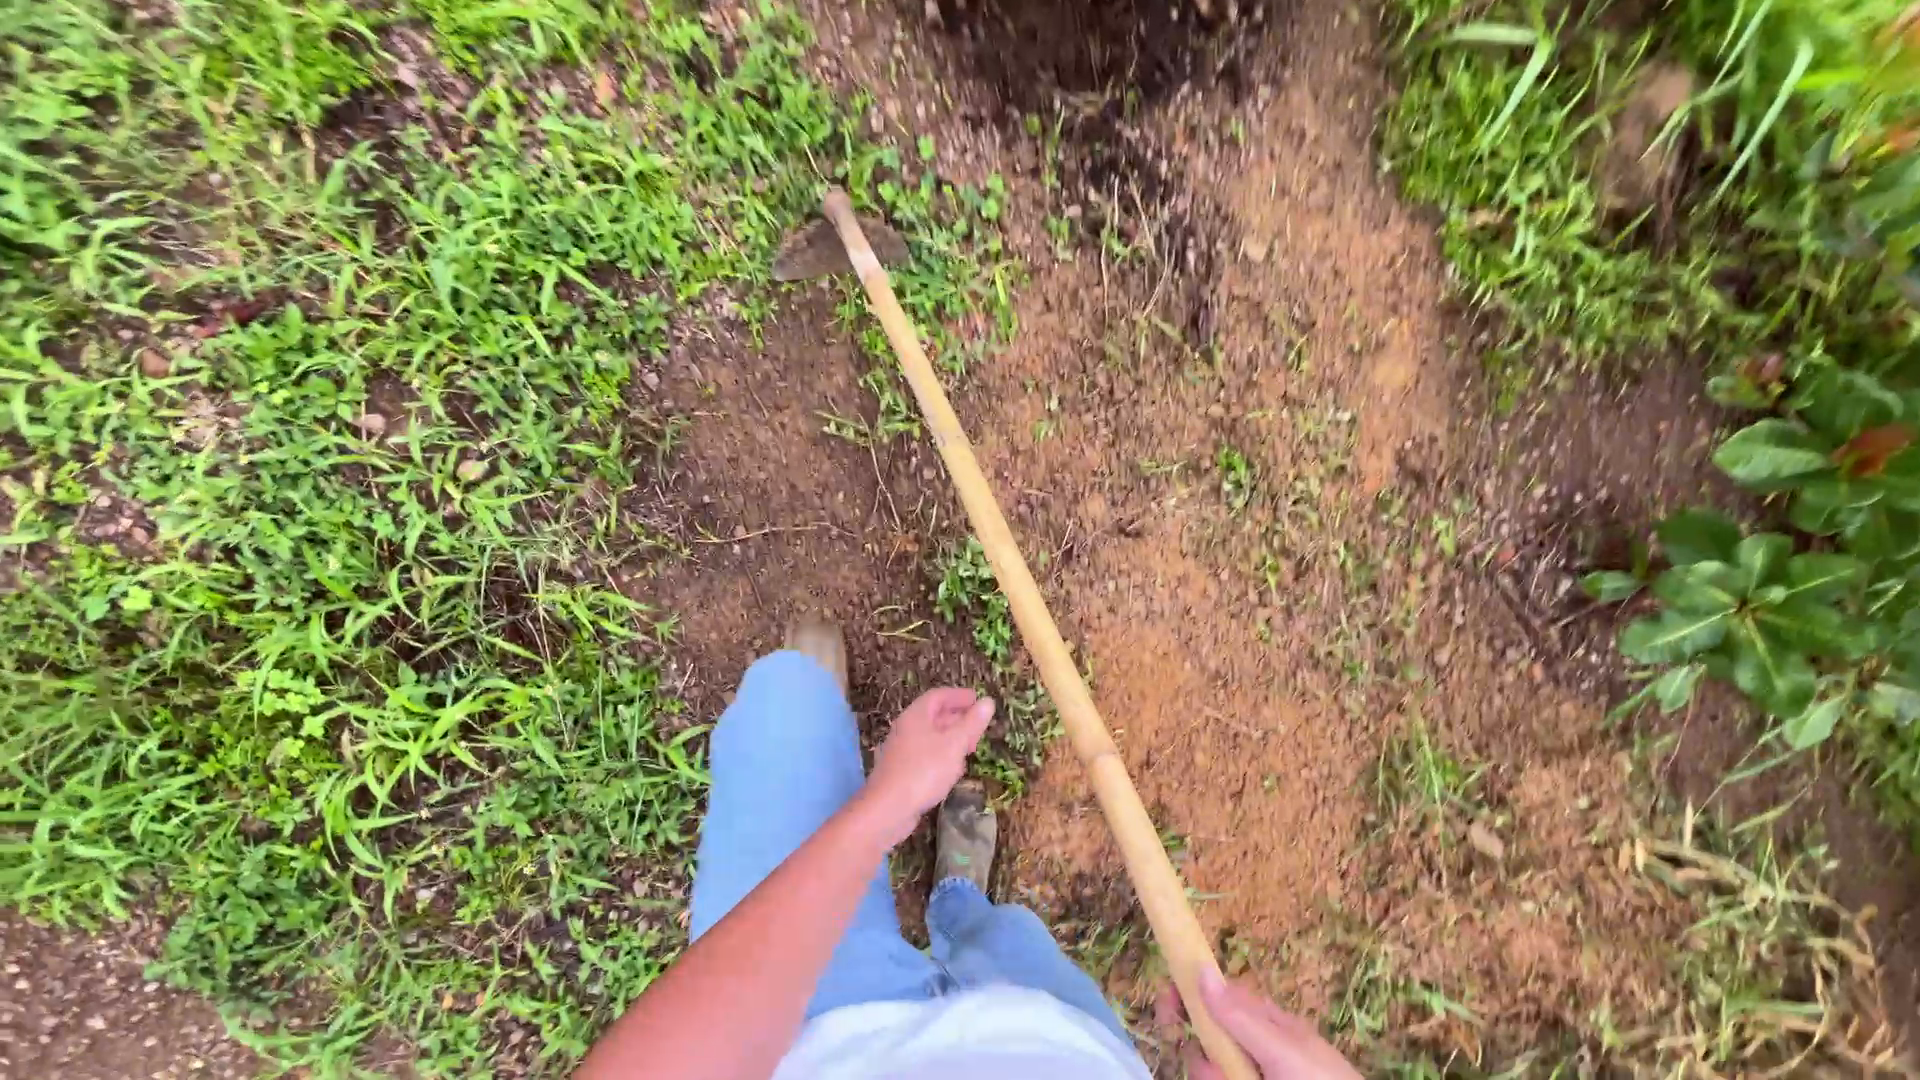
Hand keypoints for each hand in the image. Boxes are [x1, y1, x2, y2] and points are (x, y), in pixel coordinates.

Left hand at [858, 688, 994, 844]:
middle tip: (978, 725)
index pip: (938, 696)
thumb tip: (987, 702)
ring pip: (930, 737)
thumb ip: (972, 723)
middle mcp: (905, 728)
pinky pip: (925, 755)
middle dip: (958, 718)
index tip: (977, 700)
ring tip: (970, 747)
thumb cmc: (924, 771)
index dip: (959, 696)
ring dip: (951, 738)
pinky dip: (942, 755)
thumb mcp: (954, 744)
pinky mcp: (901, 770)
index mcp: (916, 716)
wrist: (888, 808)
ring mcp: (901, 750)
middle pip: (933, 715)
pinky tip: (953, 769)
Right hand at [1156, 969, 1360, 1079]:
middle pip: (1208, 1039)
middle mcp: (1257, 1051)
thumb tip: (1199, 967)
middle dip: (1199, 1052)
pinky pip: (1218, 1079)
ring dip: (1210, 1075)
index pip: (1217, 996)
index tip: (1166, 1001)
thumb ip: (1241, 1017)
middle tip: (1208, 1068)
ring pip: (1210, 1069)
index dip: (1188, 994)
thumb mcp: (1284, 1052)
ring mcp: (1252, 1074)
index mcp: (1267, 1025)